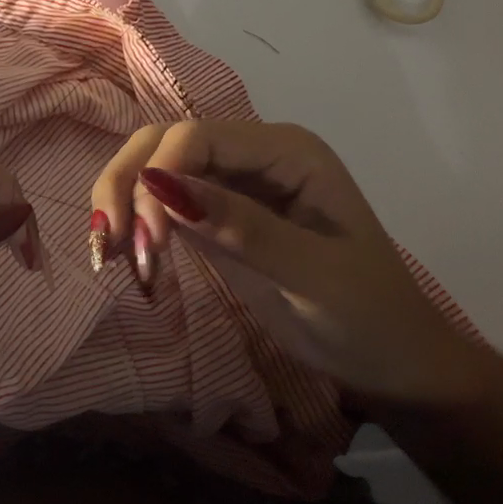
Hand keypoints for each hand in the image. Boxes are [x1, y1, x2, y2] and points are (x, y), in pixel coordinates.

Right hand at [91, 120, 483, 403]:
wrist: (392, 367)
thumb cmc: (369, 319)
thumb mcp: (312, 276)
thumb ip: (240, 227)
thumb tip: (159, 186)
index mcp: (287, 151)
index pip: (198, 136)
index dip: (158, 173)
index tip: (144, 238)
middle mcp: (252, 154)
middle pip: (164, 143)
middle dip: (129, 183)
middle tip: (110, 243)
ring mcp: (230, 182)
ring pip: (152, 167)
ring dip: (122, 201)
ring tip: (110, 252)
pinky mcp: (212, 213)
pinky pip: (158, 201)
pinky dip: (133, 221)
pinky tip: (121, 252)